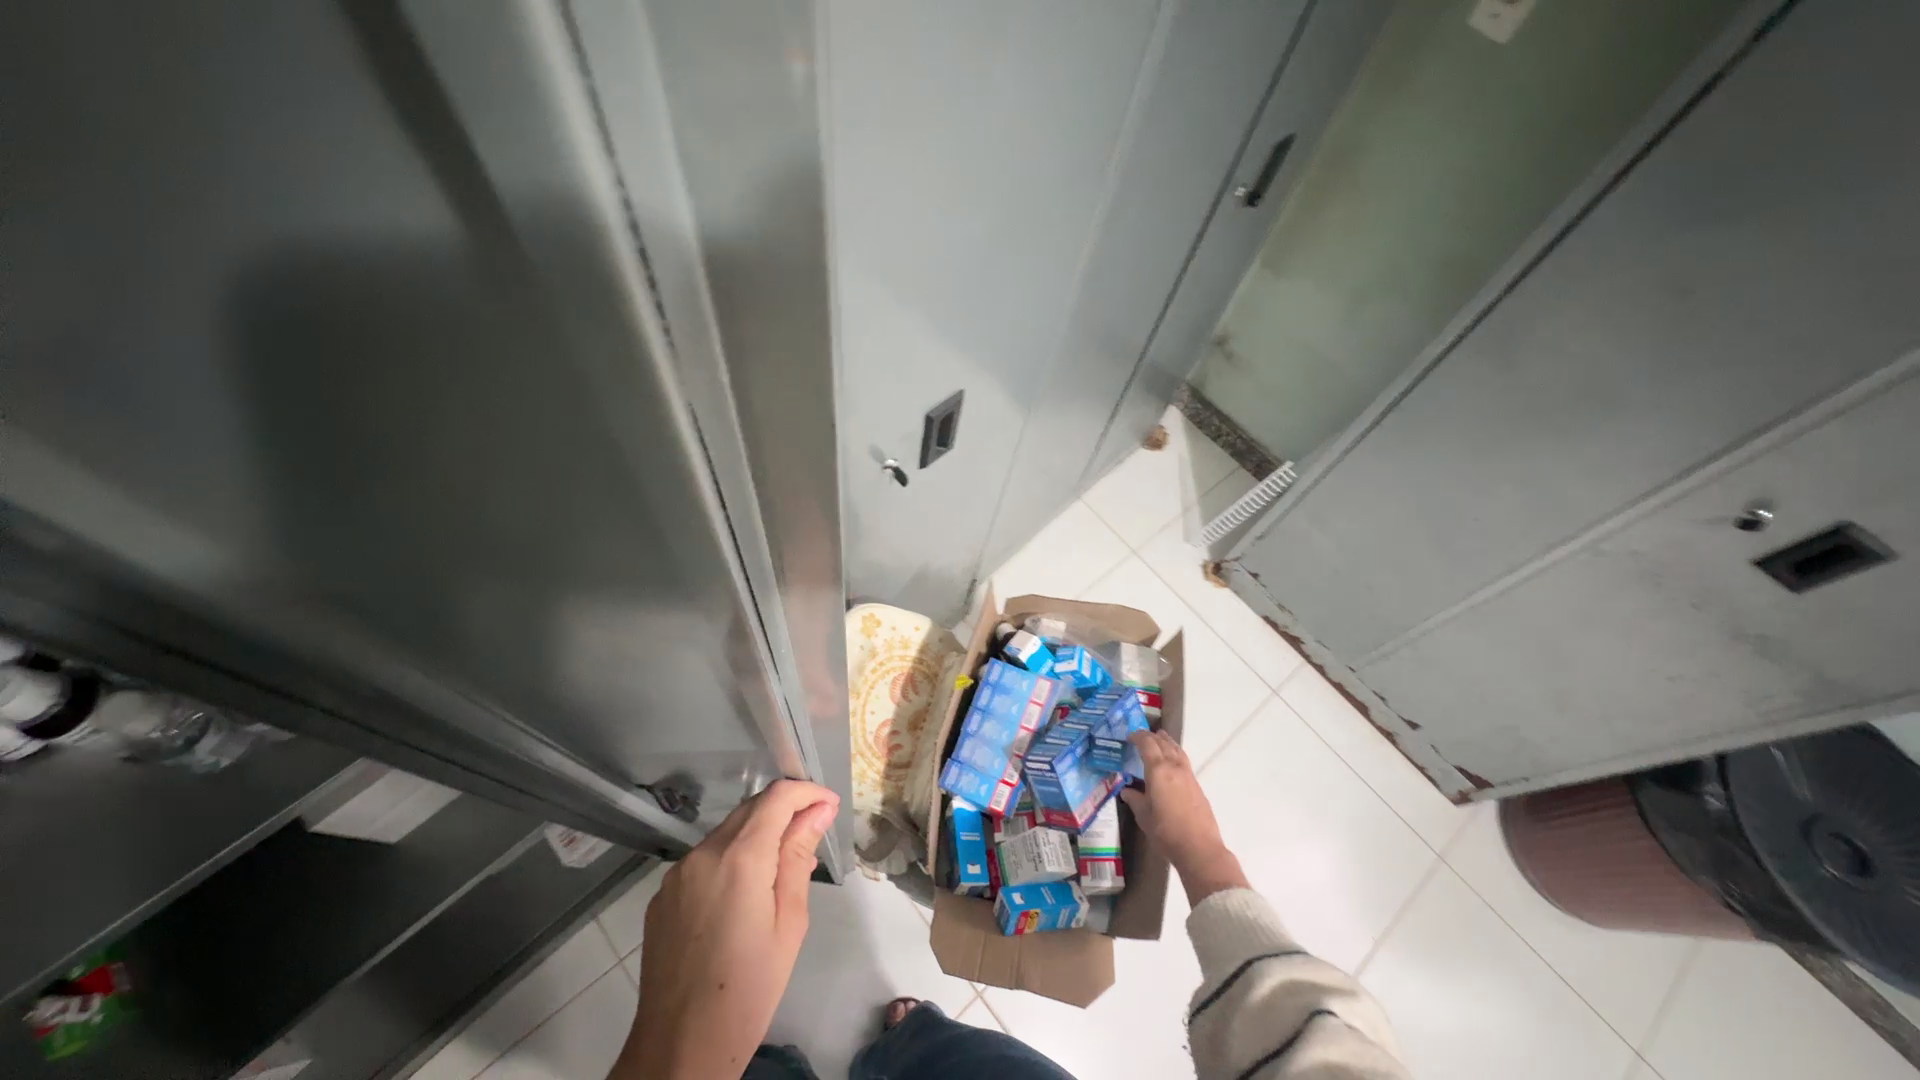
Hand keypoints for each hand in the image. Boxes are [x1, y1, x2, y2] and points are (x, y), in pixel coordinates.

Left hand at [614, 779, 839, 1079]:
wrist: (680, 1044)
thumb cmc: (750, 989)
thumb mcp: (789, 922)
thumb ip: (799, 858)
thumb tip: (818, 812)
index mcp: (740, 859)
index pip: (777, 798)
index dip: (807, 792)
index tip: (830, 805)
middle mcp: (703, 854)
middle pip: (749, 809)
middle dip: (785, 810)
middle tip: (815, 832)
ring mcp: (677, 874)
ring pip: (725, 834)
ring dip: (757, 835)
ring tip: (783, 869)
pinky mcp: (662, 896)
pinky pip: (704, 861)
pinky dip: (731, 860)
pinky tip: (744, 896)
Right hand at [1121, 730, 1248, 904]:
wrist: (1199, 848)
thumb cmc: (1166, 832)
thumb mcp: (1143, 816)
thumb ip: (1135, 799)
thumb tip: (1127, 791)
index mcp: (1158, 771)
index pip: (1148, 744)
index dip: (1138, 737)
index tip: (1129, 736)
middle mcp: (1175, 767)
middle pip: (1164, 743)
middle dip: (1152, 737)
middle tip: (1141, 736)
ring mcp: (1188, 776)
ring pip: (1177, 750)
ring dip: (1167, 742)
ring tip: (1160, 739)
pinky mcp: (1197, 786)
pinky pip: (1183, 761)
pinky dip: (1175, 754)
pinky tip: (1171, 762)